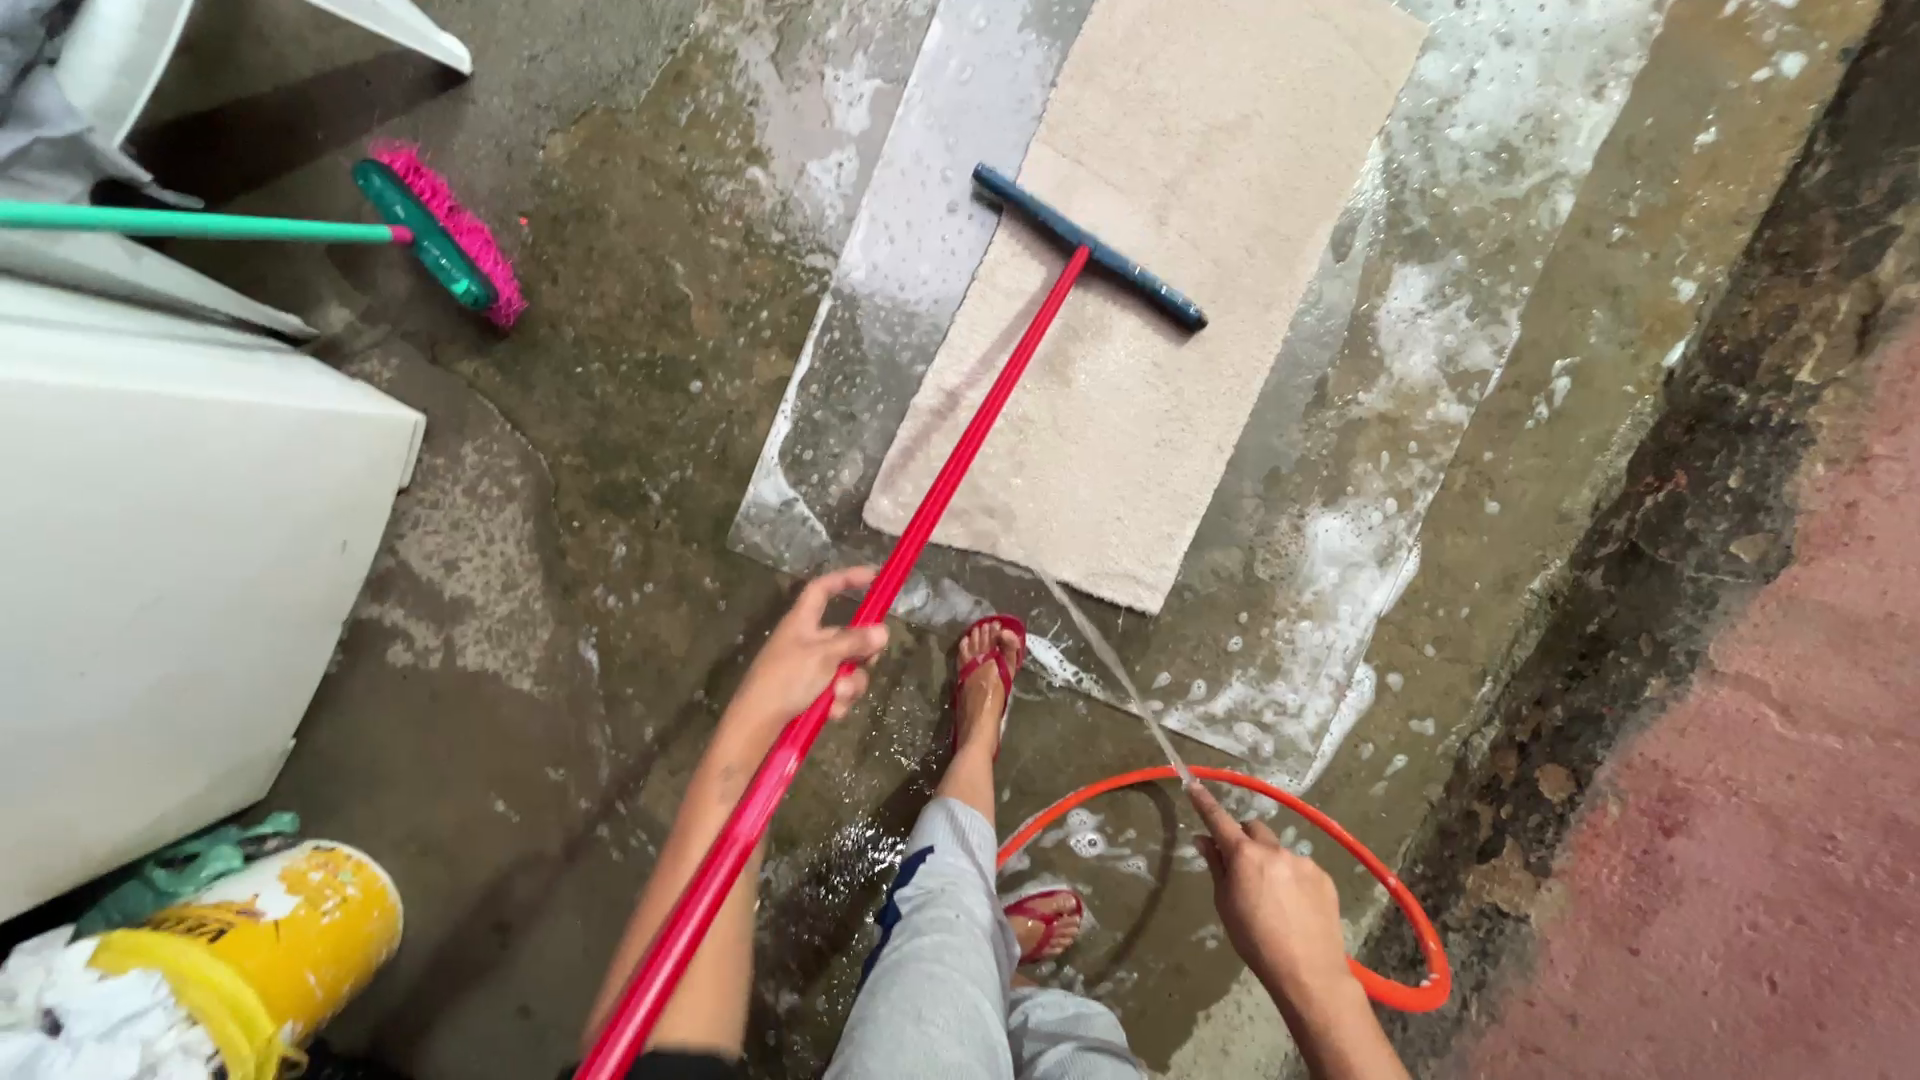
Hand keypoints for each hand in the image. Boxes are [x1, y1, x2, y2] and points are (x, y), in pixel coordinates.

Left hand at [728, 567, 889, 729]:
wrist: (756, 725)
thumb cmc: (785, 680)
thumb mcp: (823, 656)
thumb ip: (854, 642)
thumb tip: (884, 630)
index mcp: (802, 622)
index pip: (823, 589)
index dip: (846, 578)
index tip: (874, 577)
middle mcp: (808, 641)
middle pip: (847, 636)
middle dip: (861, 654)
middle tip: (869, 662)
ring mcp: (810, 668)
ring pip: (847, 668)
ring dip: (850, 683)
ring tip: (838, 696)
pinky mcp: (812, 693)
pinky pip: (838, 690)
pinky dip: (838, 701)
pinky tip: (831, 712)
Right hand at [1187, 780, 1355, 1007]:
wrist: (1308, 973)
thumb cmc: (1255, 941)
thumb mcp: (1225, 904)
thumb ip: (1216, 866)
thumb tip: (1204, 839)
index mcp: (1244, 855)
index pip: (1218, 820)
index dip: (1204, 802)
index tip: (1193, 785)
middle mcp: (1274, 849)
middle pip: (1254, 829)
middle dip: (1245, 839)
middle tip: (1242, 866)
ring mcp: (1302, 861)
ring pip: (1279, 850)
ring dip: (1271, 862)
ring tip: (1275, 898)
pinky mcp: (1324, 877)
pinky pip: (1301, 868)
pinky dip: (1293, 878)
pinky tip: (1296, 906)